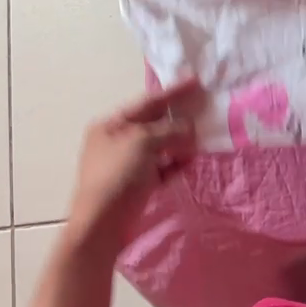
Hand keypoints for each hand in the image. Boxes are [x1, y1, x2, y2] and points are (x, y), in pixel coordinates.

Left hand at [63, 78, 204, 263]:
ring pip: (159, 146)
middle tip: (204, 108)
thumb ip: (169, 130)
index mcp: (111, 125)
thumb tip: (189, 128)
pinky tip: (190, 161)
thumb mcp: (143, 143)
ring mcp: (127, 164)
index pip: (146, 102)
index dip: (172, 92)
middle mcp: (117, 141)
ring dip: (179, 142)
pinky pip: (161, 168)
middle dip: (178, 118)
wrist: (101, 226)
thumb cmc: (117, 176)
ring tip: (201, 137)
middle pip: (153, 123)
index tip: (196, 81)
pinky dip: (175, 163)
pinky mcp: (137, 185)